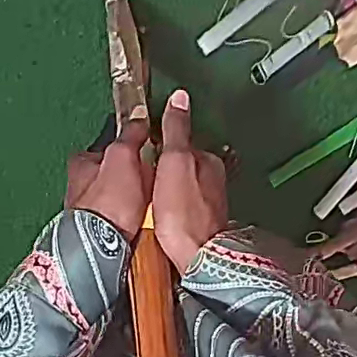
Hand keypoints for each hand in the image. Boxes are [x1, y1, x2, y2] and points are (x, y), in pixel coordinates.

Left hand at [66, 115, 150, 234]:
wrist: (100, 247)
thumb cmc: (105, 204)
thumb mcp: (123, 157)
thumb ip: (130, 136)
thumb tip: (137, 117)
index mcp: (81, 164)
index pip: (106, 146)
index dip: (128, 146)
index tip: (144, 148)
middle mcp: (79, 188)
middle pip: (111, 174)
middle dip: (131, 176)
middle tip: (149, 180)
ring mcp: (87, 212)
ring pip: (115, 199)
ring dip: (132, 201)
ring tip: (148, 204)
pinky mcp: (97, 233)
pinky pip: (119, 220)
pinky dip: (130, 220)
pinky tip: (140, 223)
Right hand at [151, 90, 227, 270]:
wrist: (196, 258)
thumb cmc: (184, 215)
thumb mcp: (175, 162)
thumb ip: (176, 130)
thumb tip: (180, 98)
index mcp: (208, 161)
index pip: (181, 141)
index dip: (160, 143)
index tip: (143, 147)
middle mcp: (213, 180)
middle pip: (182, 164)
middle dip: (163, 167)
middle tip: (142, 175)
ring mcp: (208, 203)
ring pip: (182, 186)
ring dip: (166, 189)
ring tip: (148, 196)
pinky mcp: (200, 224)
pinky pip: (181, 207)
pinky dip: (171, 207)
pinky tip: (161, 215)